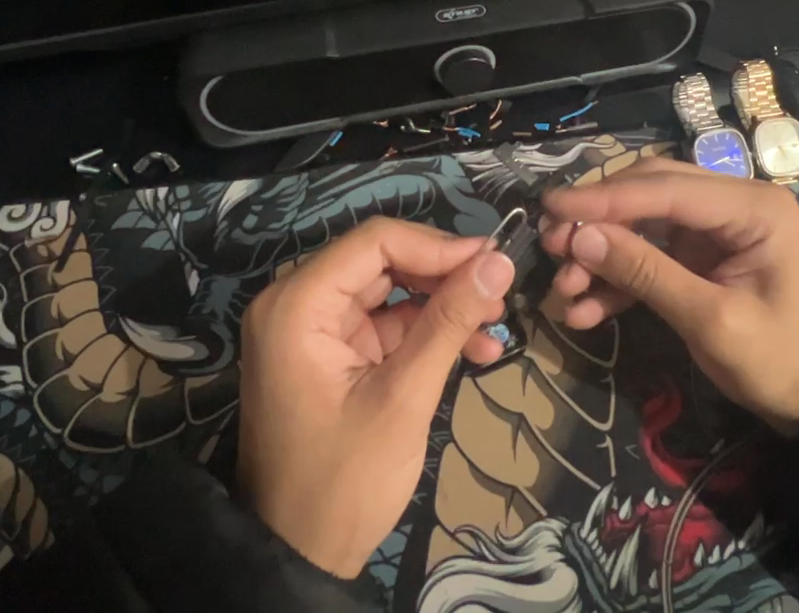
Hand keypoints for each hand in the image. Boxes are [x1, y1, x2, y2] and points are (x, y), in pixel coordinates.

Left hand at [237, 216, 514, 577]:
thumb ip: (449, 321)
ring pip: (393, 293)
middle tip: (500, 294)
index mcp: (298, 305)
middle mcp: (299, 304)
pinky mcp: (334, 355)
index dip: (438, 246)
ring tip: (496, 325)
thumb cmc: (344, 480)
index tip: (493, 261)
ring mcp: (316, 331)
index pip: (375, 241)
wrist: (300, 557)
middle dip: (446, 278)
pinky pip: (388, 326)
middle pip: (385, 263)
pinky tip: (477, 349)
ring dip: (444, 307)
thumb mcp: (404, 397)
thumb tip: (499, 261)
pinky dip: (428, 334)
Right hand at [539, 158, 798, 434]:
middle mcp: (733, 204)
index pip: (665, 188)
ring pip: (642, 221)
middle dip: (598, 220)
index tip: (552, 206)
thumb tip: (581, 239)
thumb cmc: (778, 361)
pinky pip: (649, 253)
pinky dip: (616, 278)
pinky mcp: (699, 254)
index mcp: (751, 207)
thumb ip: (646, 274)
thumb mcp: (711, 320)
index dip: (604, 198)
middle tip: (551, 244)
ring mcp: (714, 229)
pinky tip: (585, 310)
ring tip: (564, 288)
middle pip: (649, 192)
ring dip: (601, 252)